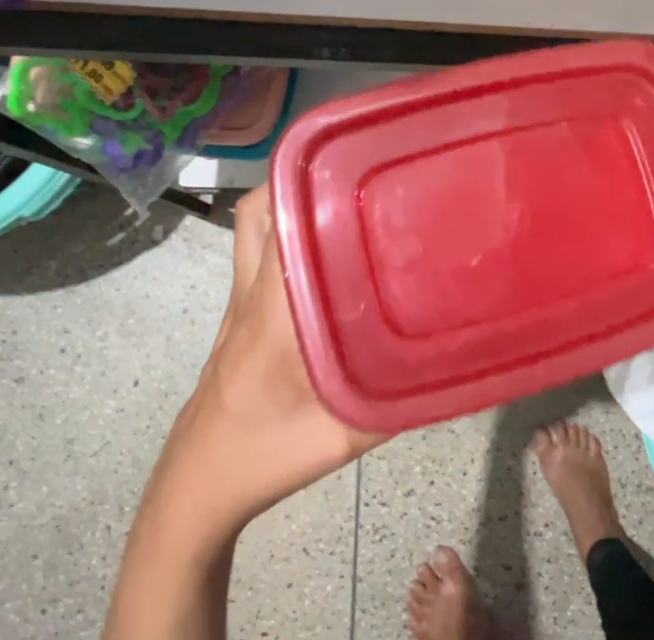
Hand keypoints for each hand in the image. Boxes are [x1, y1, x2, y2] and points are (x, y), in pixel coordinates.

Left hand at [150, 184, 387, 531]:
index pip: (288, 225)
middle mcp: (252, 289)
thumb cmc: (267, 456)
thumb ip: (401, 399)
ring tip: (345, 199)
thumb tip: (456, 363)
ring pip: (252, 221)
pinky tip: (326, 250)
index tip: (377, 171)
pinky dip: (283, 229)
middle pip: (263, 205)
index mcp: (276, 308)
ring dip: (289, 199)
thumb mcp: (346, 435)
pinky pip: (255, 247)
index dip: (326, 187)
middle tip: (369, 178)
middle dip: (311, 177)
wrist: (197, 483)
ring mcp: (238, 297)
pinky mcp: (237, 310)